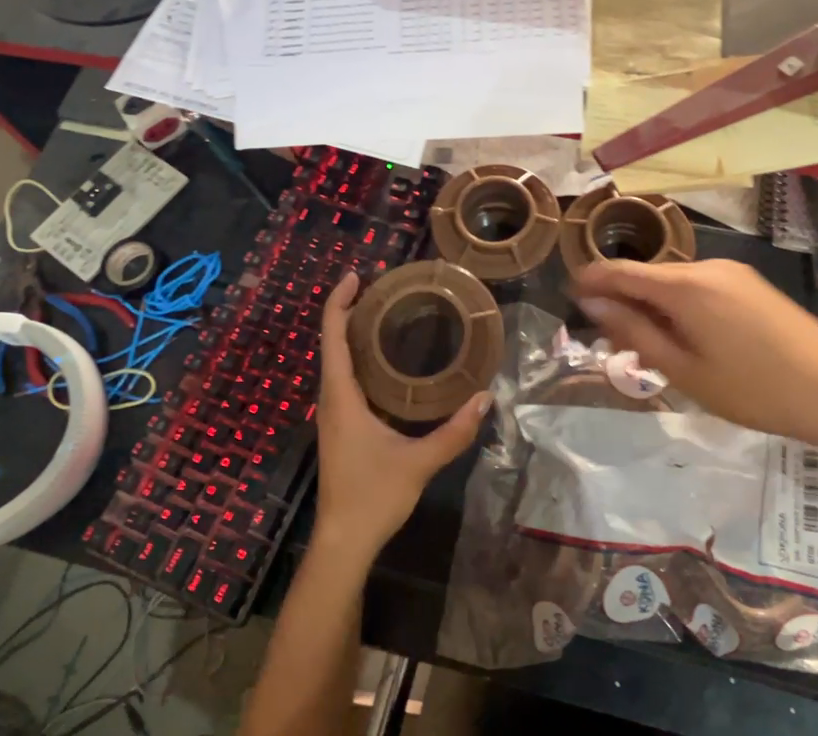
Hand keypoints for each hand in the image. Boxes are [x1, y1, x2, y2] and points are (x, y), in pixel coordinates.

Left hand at [312, 272, 491, 557]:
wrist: (344, 540)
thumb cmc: (374, 497)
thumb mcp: (419, 462)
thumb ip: (454, 431)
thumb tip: (486, 396)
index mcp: (341, 398)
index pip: (333, 337)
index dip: (340, 302)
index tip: (357, 276)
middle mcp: (331, 400)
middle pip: (333, 343)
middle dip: (350, 311)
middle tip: (382, 288)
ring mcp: (333, 415)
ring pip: (337, 363)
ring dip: (352, 335)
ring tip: (384, 314)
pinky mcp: (341, 428)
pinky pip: (345, 380)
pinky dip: (358, 359)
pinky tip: (385, 362)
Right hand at [570, 259, 817, 459]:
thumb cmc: (752, 391)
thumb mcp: (683, 370)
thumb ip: (633, 331)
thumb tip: (591, 303)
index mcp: (686, 286)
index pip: (621, 271)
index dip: (590, 281)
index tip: (568, 298)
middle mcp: (708, 267)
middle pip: (648, 276)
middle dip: (622, 302)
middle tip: (610, 344)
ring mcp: (733, 273)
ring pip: (673, 283)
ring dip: (652, 308)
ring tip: (648, 351)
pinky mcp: (751, 284)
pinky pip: (700, 288)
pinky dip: (679, 307)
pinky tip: (684, 341)